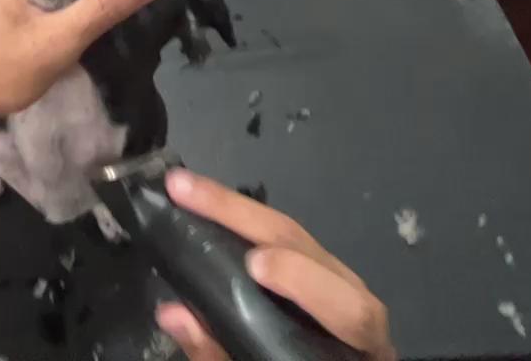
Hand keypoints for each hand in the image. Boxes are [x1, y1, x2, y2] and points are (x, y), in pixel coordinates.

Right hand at [155, 171, 395, 360]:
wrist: (313, 358)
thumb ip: (218, 355)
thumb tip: (171, 314)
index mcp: (359, 346)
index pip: (351, 312)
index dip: (304, 283)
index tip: (254, 265)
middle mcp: (353, 301)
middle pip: (304, 246)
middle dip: (240, 215)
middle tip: (184, 191)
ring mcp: (335, 278)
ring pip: (290, 231)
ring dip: (232, 206)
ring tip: (185, 187)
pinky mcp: (312, 265)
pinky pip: (278, 234)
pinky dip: (239, 215)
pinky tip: (205, 201)